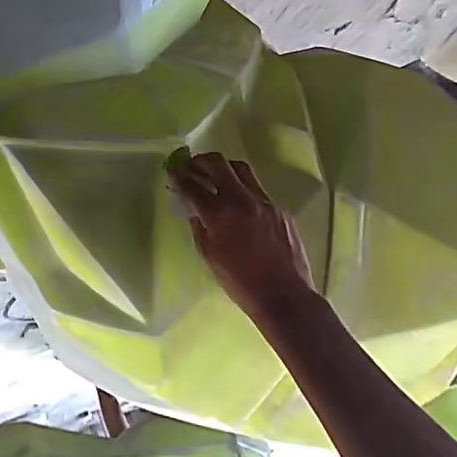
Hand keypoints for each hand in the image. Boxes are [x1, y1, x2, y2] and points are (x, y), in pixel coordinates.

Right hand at [170, 152, 314, 317]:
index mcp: (219, 213)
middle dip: (200, 161)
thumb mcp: (208, 254)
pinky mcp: (280, 209)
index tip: (172, 170)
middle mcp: (242, 200)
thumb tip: (194, 208)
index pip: (192, 184)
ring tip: (216, 176)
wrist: (284, 296)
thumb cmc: (239, 280)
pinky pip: (258, 189)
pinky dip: (243, 188)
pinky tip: (239, 203)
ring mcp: (265, 202)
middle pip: (218, 163)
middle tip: (192, 166)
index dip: (178, 175)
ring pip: (241, 169)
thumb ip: (198, 225)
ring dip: (224, 168)